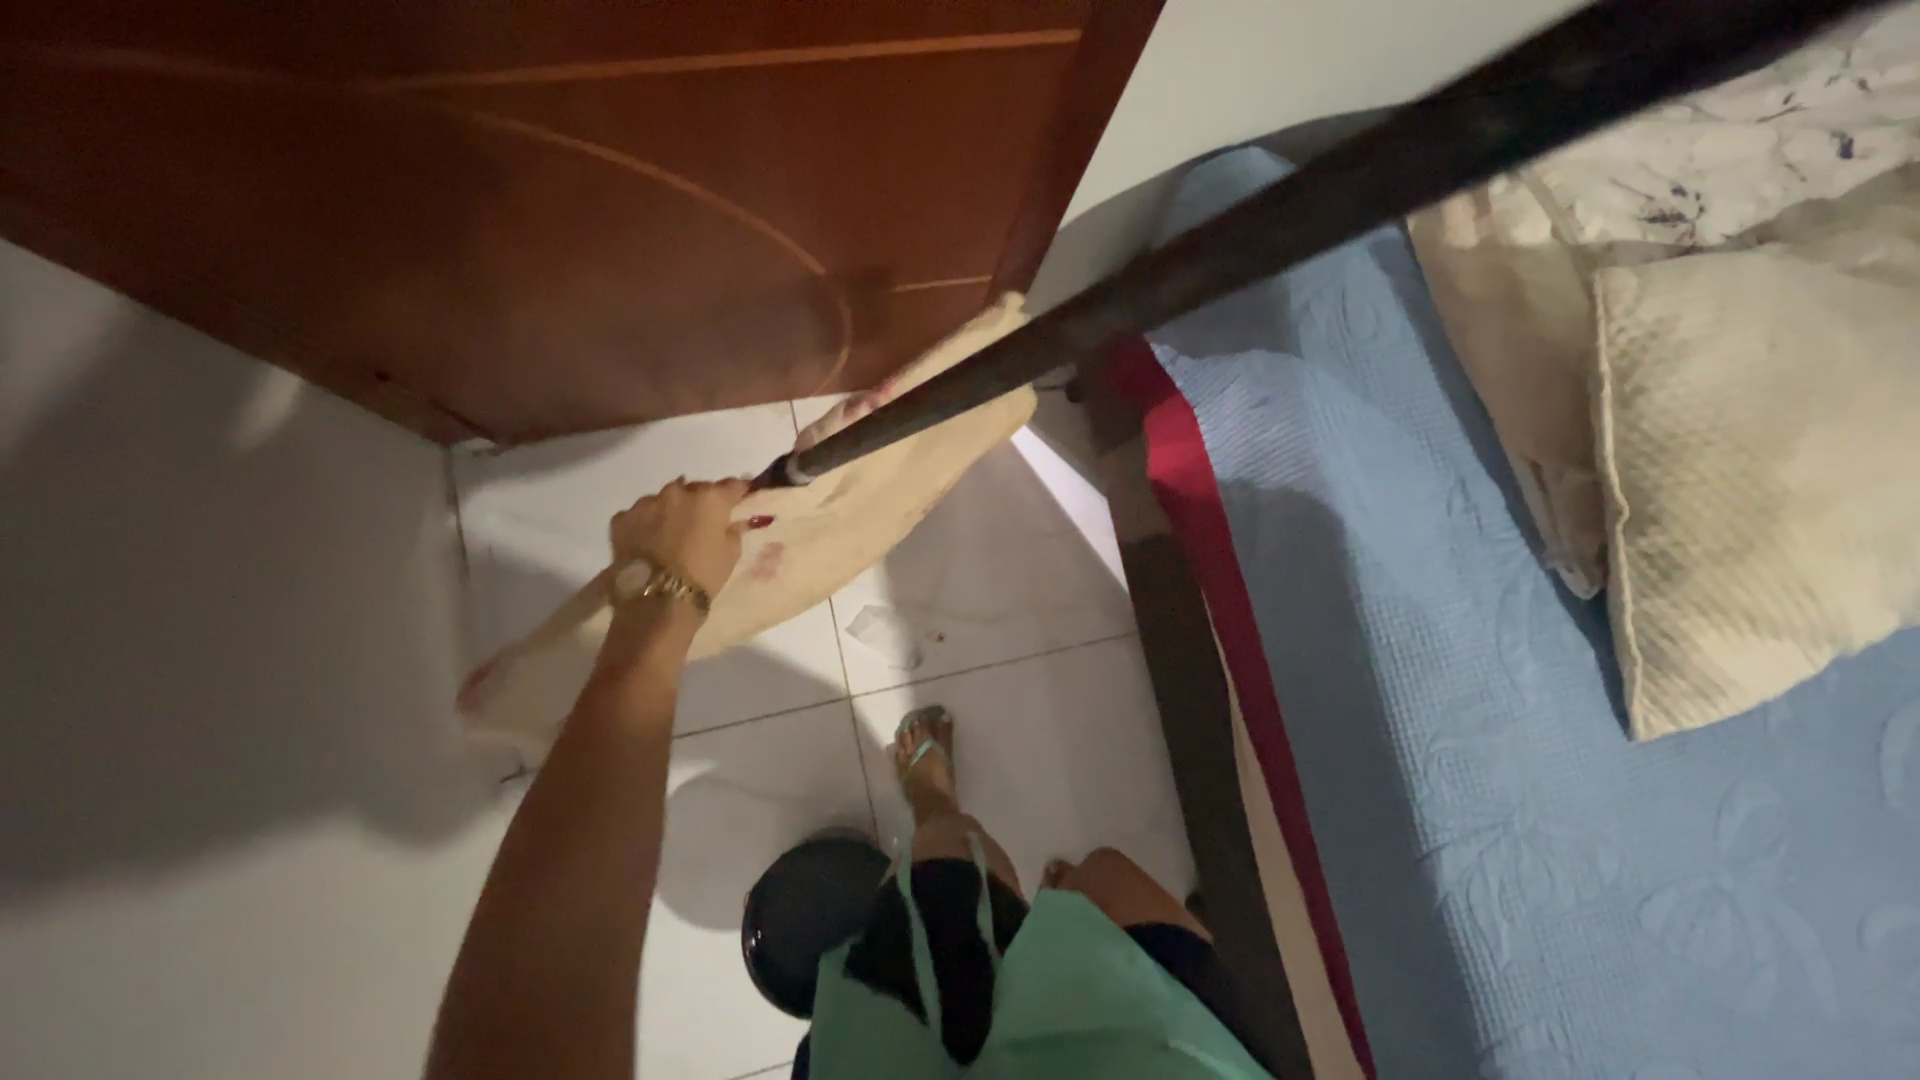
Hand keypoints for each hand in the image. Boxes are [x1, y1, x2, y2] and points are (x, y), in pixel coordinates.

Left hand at [610, 477, 748, 596]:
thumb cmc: (703, 576)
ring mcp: (646, 504)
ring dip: (670, 511)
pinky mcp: (622, 519)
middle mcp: (677, 493)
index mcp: (709, 499)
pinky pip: (639, 515)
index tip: (741, 494)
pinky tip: (648, 542)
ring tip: (670, 533)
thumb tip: (732, 523)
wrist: (657, 600)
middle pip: (694, 489)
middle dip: (700, 501)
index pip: (730, 485)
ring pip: (663, 500)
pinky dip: (645, 524)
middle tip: (702, 520)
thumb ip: (733, 532)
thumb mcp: (730, 555)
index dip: (738, 490)